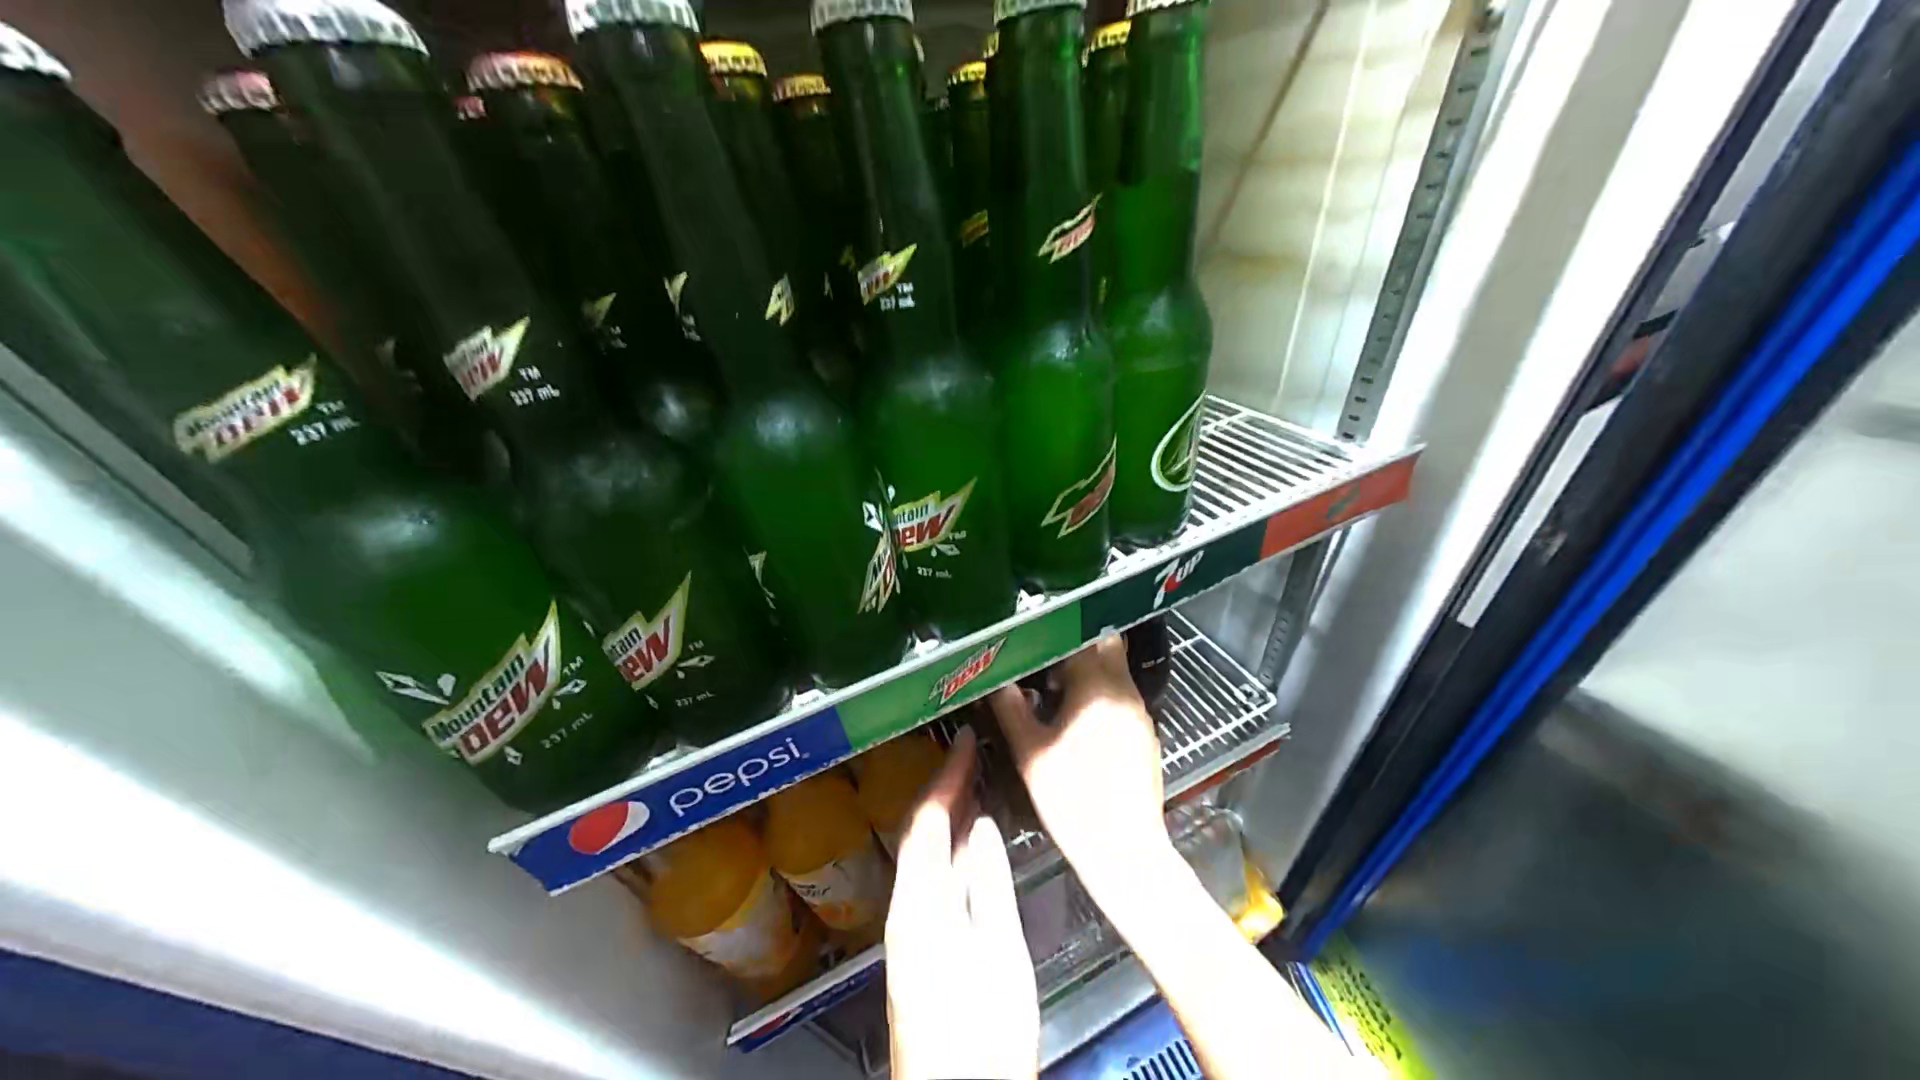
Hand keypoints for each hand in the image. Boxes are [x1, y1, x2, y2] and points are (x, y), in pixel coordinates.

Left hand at [885, 727, 1037, 1079]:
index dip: (947, 776)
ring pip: (932, 850)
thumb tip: (984, 826)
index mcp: (919, 904)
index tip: (964, 741)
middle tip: (973, 750)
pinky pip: (940, 873)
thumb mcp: (996, 954)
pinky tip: (976, 831)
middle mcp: (909, 905)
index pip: (928, 821)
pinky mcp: (927, 937)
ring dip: (953, 812)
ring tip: (977, 776)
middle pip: (924, 830)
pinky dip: (957, 845)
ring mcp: (916, 920)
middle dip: (946, 785)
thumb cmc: (981, 1034)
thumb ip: (989, 887)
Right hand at [989, 635, 1166, 894]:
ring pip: (1115, 671)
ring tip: (1055, 695)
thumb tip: (996, 680)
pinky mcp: (1146, 733)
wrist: (1124, 849)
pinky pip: (1121, 697)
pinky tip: (1078, 723)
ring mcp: (1140, 713)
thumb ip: (1010, 708)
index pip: (1080, 638)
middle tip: (1043, 666)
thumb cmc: (1072, 799)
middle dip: (1075, 648)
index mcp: (1098, 688)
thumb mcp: (1030, 753)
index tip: (1030, 644)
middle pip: (1105, 645)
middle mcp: (1126, 692)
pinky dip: (1099, 696)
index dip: (1053, 637)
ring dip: (1087, 673)